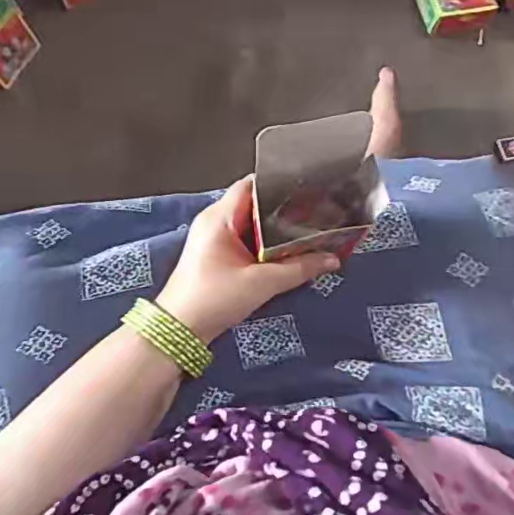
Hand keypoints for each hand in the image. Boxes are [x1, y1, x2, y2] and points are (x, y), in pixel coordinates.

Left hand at [156, 176, 341, 342]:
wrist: (180, 330)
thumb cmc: (214, 300)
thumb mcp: (262, 283)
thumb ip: (300, 268)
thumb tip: (333, 258)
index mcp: (219, 217)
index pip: (252, 185)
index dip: (279, 184)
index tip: (307, 190)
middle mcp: (213, 220)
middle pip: (253, 202)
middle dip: (282, 208)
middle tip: (314, 212)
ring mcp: (211, 237)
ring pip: (249, 221)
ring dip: (273, 228)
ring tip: (305, 230)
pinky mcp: (214, 254)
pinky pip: (243, 237)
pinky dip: (262, 241)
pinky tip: (284, 251)